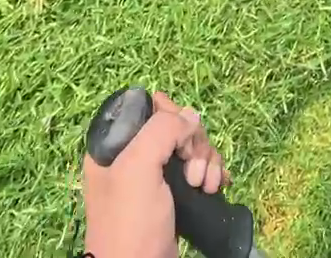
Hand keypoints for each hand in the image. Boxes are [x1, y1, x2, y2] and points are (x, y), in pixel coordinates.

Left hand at [83, 92, 230, 257]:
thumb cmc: (131, 222)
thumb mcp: (137, 167)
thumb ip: (162, 130)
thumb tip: (191, 117)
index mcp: (115, 144)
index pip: (148, 107)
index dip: (170, 116)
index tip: (178, 139)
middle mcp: (133, 155)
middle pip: (175, 126)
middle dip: (193, 144)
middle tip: (192, 171)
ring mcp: (155, 177)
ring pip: (191, 146)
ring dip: (206, 160)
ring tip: (204, 185)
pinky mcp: (174, 195)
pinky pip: (200, 167)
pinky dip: (212, 172)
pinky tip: (215, 187)